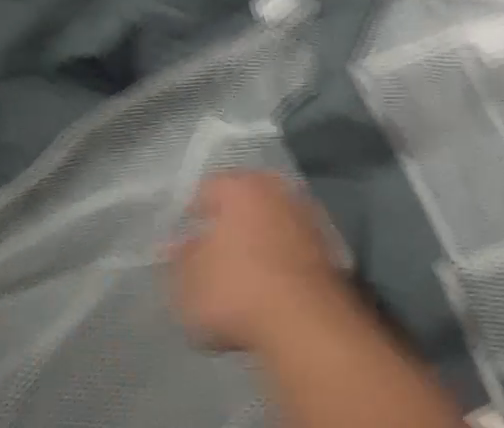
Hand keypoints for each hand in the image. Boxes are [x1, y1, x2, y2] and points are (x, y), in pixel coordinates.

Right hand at [173, 172, 351, 352]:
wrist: (304, 317)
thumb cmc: (235, 292)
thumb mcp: (188, 284)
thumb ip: (179, 260)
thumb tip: (176, 244)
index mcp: (240, 188)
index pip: (210, 186)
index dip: (193, 209)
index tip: (185, 232)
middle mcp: (277, 189)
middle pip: (246, 197)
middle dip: (230, 218)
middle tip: (213, 246)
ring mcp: (306, 212)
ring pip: (272, 216)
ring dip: (258, 234)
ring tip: (242, 265)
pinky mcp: (327, 240)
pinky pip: (293, 239)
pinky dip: (280, 251)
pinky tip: (270, 277)